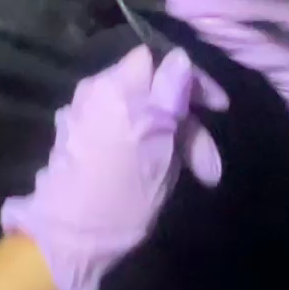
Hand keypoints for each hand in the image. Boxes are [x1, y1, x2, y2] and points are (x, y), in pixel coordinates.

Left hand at [0, 46, 226, 289]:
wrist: (70, 232)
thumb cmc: (122, 190)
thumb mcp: (158, 144)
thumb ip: (169, 96)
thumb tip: (181, 57)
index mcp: (113, 85)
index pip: (154, 57)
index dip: (189, 76)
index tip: (217, 107)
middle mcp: (93, 89)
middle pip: (148, 87)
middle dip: (184, 119)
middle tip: (207, 166)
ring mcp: (81, 110)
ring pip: (137, 109)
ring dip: (168, 135)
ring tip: (189, 174)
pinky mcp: (77, 133)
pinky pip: (118, 123)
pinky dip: (143, 139)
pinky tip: (156, 170)